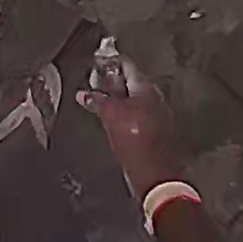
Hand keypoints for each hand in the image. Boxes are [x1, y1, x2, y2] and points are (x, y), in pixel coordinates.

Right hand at [77, 43, 181, 197]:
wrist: (156, 179)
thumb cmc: (133, 142)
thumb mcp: (110, 115)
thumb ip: (98, 99)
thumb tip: (84, 92)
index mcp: (147, 90)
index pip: (125, 65)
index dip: (108, 62)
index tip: (93, 64)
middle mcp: (155, 99)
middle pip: (129, 81)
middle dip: (110, 81)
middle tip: (92, 82)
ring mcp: (158, 115)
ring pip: (132, 98)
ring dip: (115, 98)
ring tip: (97, 100)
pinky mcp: (156, 131)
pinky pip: (136, 112)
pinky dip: (123, 111)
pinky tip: (110, 117)